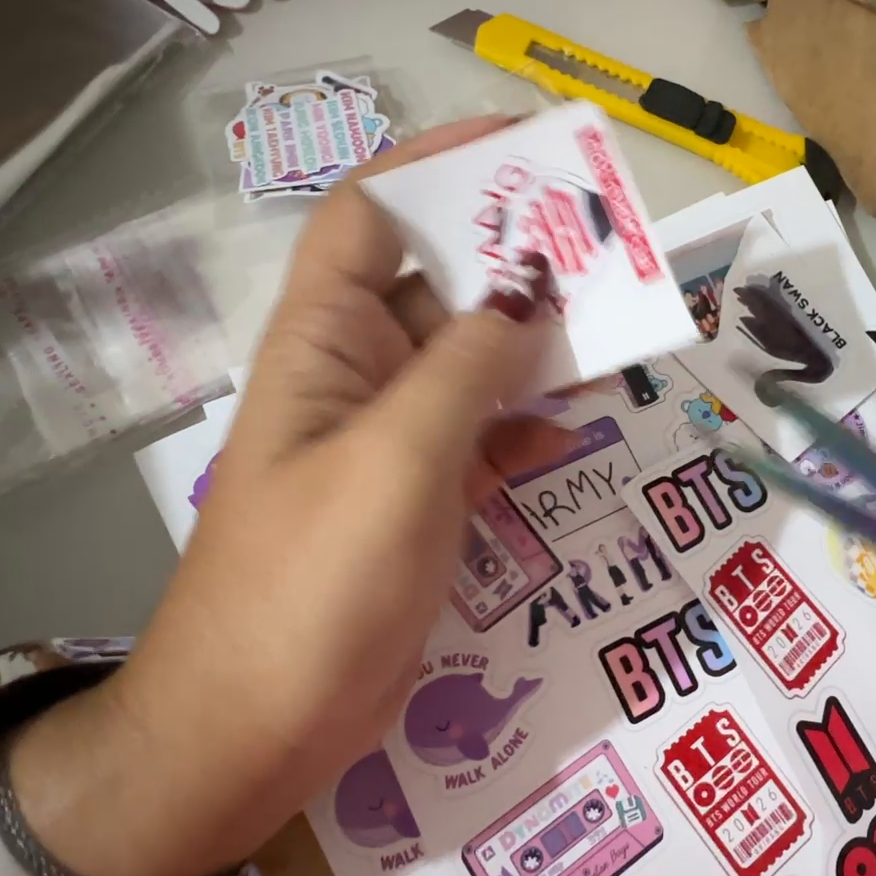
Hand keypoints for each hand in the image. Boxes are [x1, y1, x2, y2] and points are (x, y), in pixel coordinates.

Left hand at [7, 117, 574, 875]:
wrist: (258, 730)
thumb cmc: (311, 585)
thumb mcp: (395, 462)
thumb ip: (466, 369)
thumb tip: (530, 290)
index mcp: (326, 343)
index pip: (374, 215)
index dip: (439, 165)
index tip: (524, 146)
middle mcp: (360, 375)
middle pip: (441, 285)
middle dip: (515, 258)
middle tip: (605, 244)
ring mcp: (397, 440)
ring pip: (476, 364)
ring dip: (538, 344)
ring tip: (616, 327)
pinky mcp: (426, 497)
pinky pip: (490, 437)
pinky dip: (533, 425)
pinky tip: (581, 426)